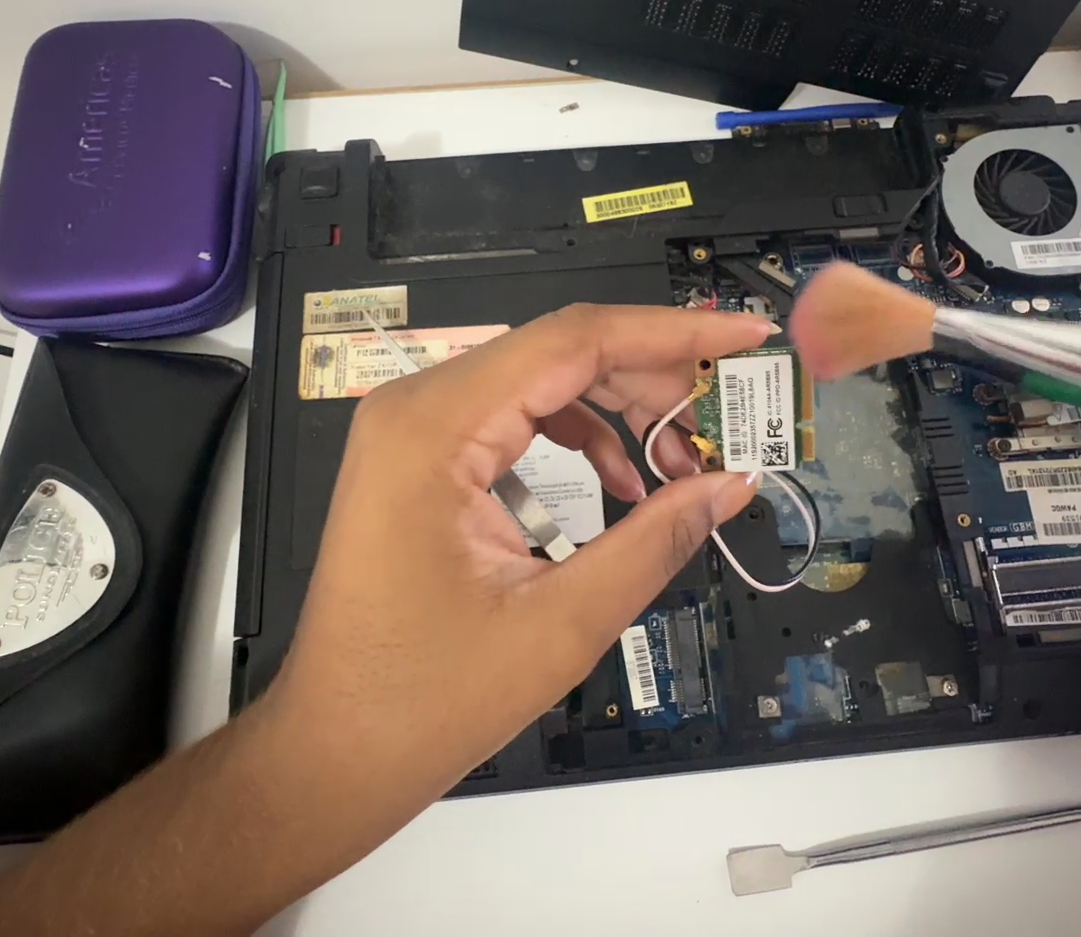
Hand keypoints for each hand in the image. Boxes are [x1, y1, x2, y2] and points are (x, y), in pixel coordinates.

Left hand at [262, 304, 775, 878]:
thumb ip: (657, 541)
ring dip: (619, 410)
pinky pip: (517, 416)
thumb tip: (733, 483)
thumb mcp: (561, 624)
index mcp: (438, 427)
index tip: (746, 336)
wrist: (334, 749)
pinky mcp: (424, 454)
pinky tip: (620, 486)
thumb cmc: (429, 699)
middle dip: (652, 379)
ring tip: (680, 466)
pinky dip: (578, 436)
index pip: (574, 341)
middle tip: (719, 425)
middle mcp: (419, 405)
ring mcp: (416, 427)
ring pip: (543, 380)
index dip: (671, 332)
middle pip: (560, 351)